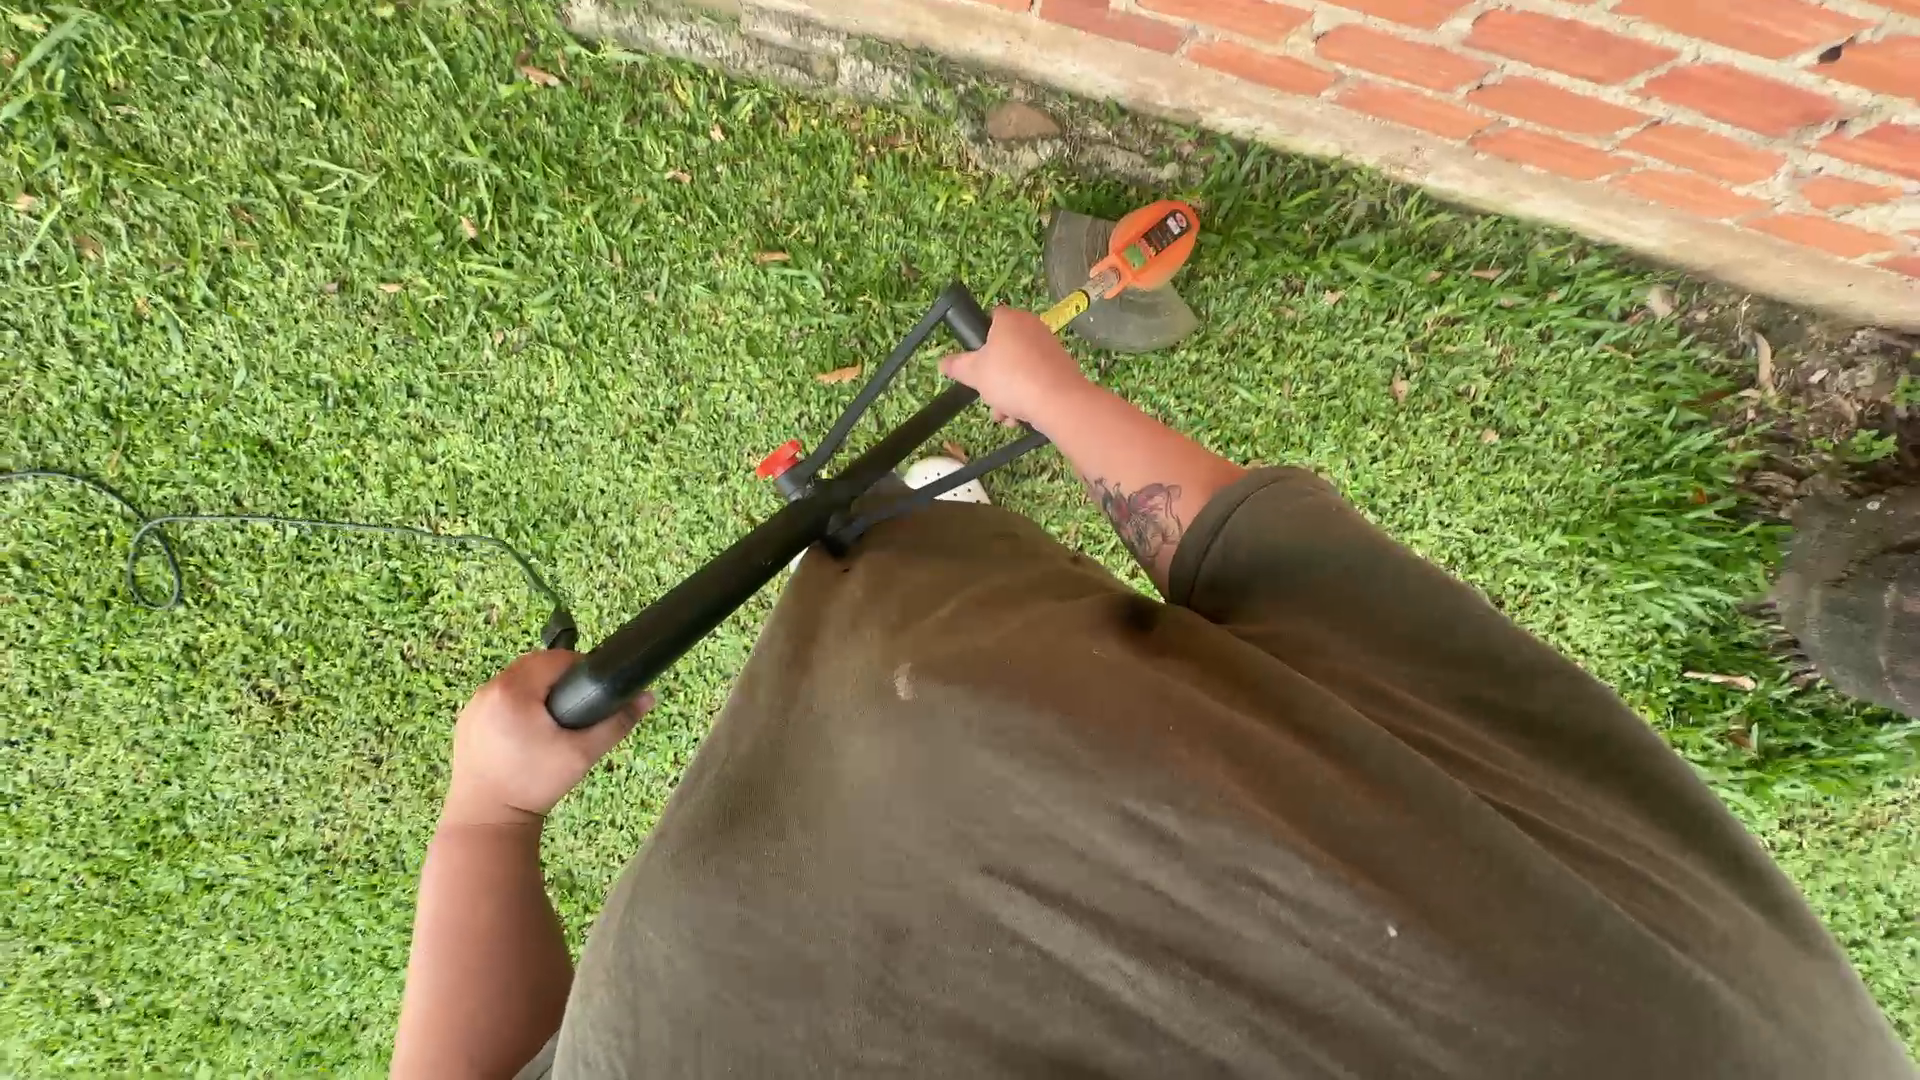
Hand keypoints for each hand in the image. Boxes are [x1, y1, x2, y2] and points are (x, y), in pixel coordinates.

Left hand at [443, 650, 652, 827]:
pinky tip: (531, 727)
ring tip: (557, 715)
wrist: (487, 820)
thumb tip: (648, 696)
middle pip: (533, 665)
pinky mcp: (466, 722)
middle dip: (559, 677)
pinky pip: (499, 697)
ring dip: (538, 688)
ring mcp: (473, 706)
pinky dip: (518, 702)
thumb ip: (617, 722)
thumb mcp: (584, 753)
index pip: (555, 659)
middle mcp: (488, 691)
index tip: (593, 691)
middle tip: (579, 704)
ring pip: (515, 680)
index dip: (580, 668)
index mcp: (513, 692)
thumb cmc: (535, 783)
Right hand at [939, 307, 1093, 432]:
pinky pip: (1036, 378)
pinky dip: (1027, 396)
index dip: (980, 339)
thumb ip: (956, 366)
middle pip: (1004, 350)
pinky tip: (1020, 417)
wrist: (1058, 400)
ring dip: (1008, 394)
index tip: (976, 361)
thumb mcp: (974, 374)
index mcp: (1010, 319)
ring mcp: (1049, 347)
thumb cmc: (1010, 379)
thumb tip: (943, 362)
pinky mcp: (1061, 367)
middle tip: (989, 396)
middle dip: (993, 378)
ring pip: (1019, 369)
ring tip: (1005, 416)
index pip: (991, 318)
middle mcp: (1032, 326)